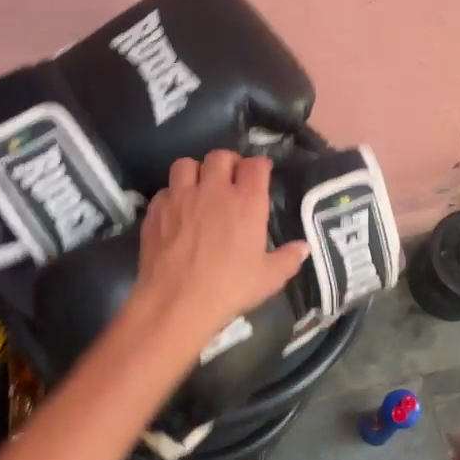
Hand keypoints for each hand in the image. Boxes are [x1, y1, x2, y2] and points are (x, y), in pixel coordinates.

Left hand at [136, 151, 309, 335]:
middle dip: (228, 163)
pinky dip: (172, 195)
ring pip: (186, 164)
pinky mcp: (156, 210)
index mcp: (247, 202)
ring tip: (199, 187)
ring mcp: (181, 197)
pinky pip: (165, 190)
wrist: (176, 303)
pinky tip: (176, 212)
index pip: (255, 165)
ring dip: (195, 171)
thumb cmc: (229, 289)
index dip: (259, 165)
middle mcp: (214, 190)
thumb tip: (304, 247)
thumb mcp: (268, 278)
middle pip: (220, 156)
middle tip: (230, 179)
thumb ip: (288, 258)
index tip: (261, 173)